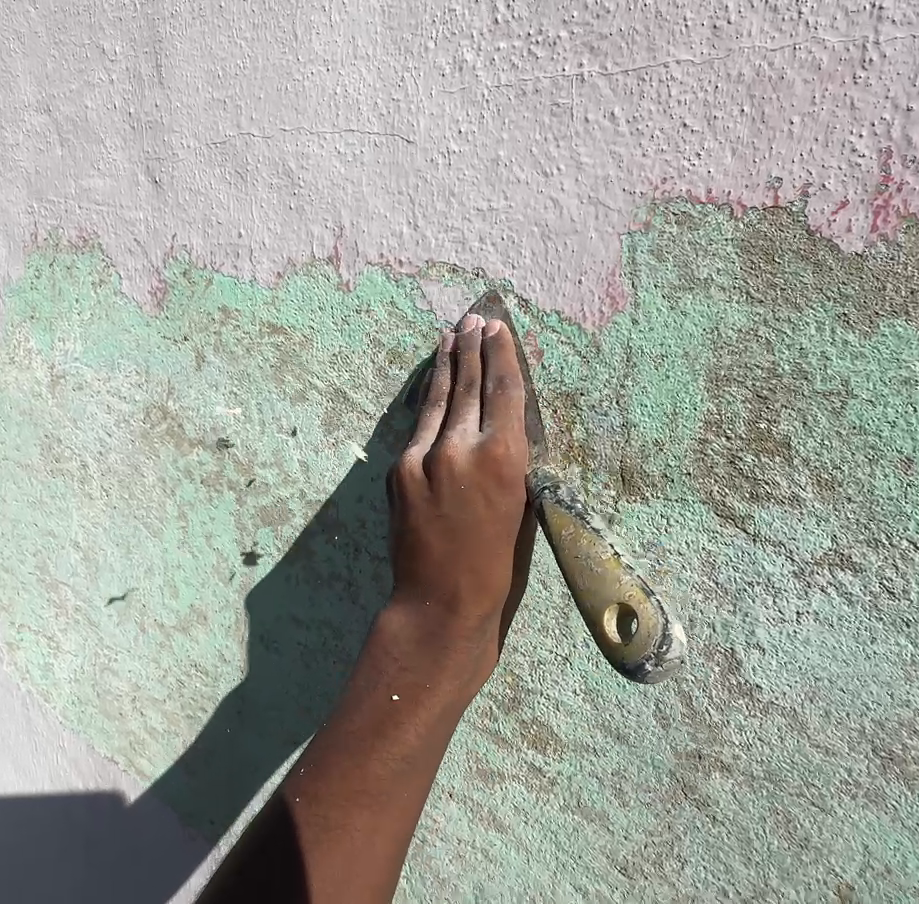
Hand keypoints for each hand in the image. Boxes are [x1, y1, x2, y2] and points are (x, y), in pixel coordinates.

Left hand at [387, 313, 534, 663]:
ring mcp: (423, 457)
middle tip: (474, 318)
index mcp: (502, 458)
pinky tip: (433, 384)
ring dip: (447, 365)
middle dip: (472, 348)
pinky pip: (419, 426)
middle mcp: (460, 448)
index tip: (499, 328)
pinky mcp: (399, 470)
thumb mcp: (519, 504)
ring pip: (439, 399)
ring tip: (451, 334)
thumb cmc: (497, 564)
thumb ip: (507, 458)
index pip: (503, 391)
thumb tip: (497, 422)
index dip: (502, 355)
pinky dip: (429, 402)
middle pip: (469, 384)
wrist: (440, 601)